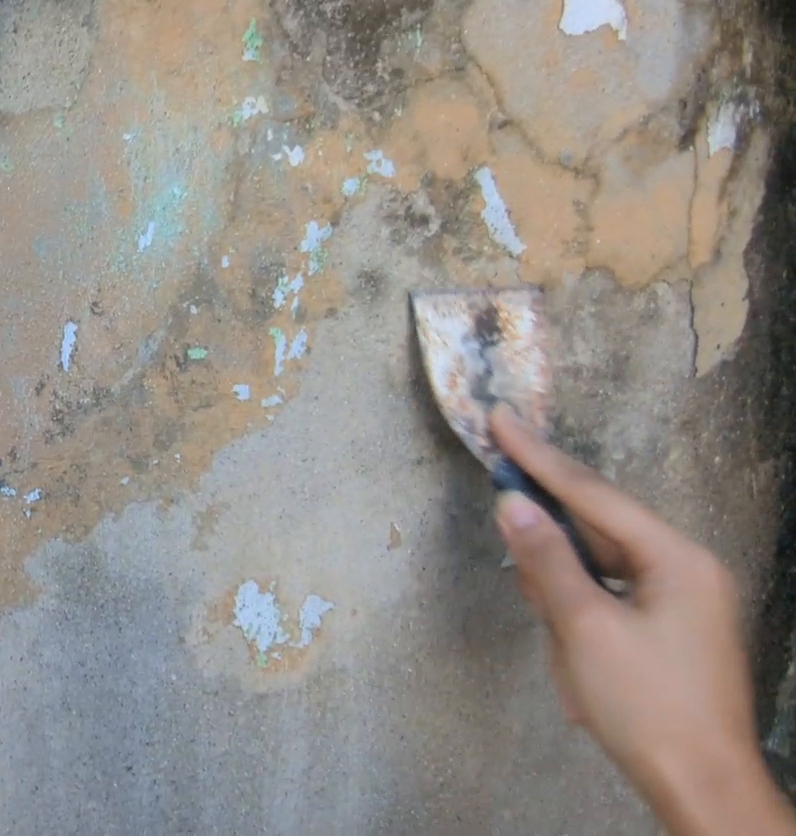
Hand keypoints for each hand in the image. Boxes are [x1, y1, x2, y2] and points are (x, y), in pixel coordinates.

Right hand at [492, 409, 794, 834]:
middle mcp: (685, 567)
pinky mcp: (660, 617)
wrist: (697, 782)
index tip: (500, 416)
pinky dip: (567, 587)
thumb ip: (544, 557)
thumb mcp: (582, 624)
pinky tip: (556, 612)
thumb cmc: (643, 701)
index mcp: (678, 561)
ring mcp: (676, 594)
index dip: (538, 455)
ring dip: (555, 569)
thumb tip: (511, 501)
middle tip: (500, 479)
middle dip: (545, 516)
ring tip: (551, 616)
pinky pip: (598, 579)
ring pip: (591, 553)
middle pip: (595, 519)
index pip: (591, 494)